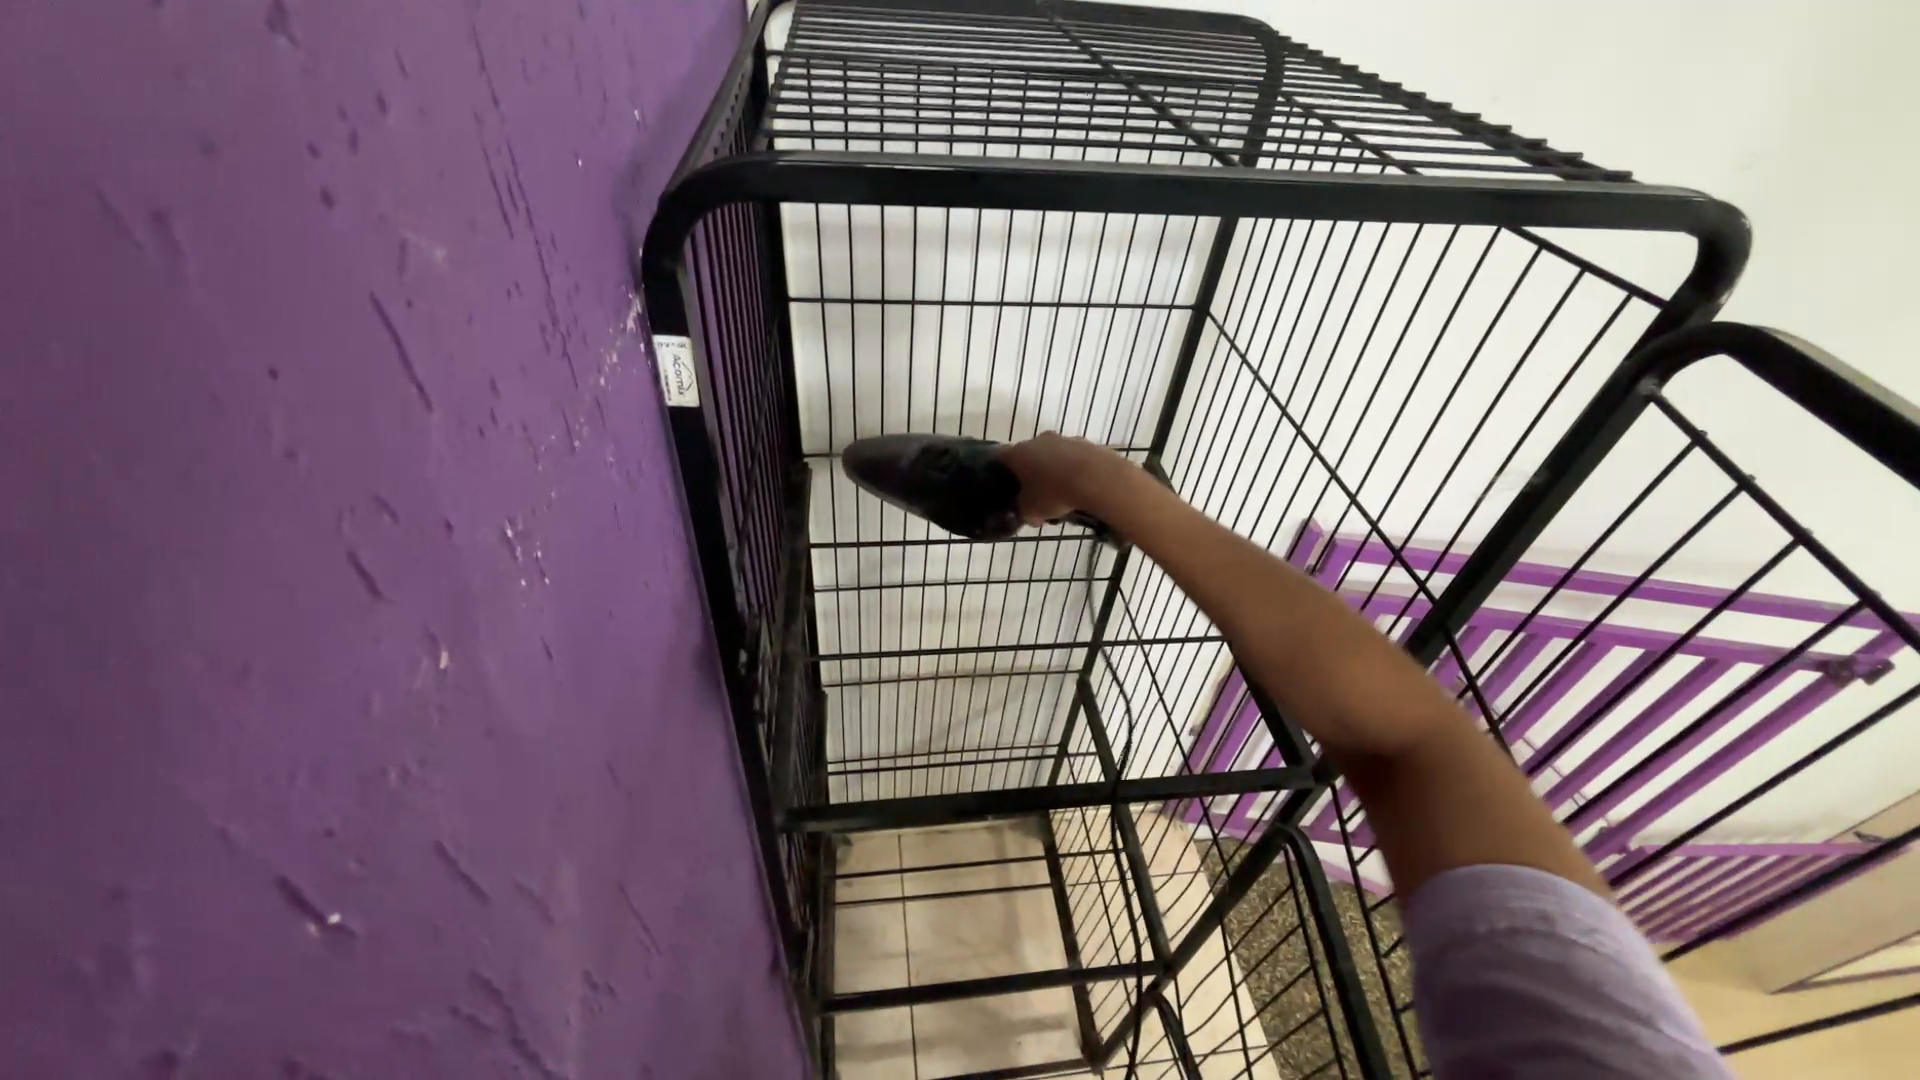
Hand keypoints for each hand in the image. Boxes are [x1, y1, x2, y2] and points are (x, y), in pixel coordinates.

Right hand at [998, 432, 1136, 524]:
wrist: (1097, 479)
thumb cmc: (1054, 493)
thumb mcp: (1031, 511)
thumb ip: (1024, 511)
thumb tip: (1029, 513)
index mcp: (1019, 453)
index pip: (1001, 458)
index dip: (1003, 472)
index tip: (1009, 486)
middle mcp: (1040, 440)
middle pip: (1030, 455)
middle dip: (1032, 473)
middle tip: (1038, 495)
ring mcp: (1066, 439)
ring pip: (1055, 456)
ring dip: (1056, 471)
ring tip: (1065, 494)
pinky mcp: (1088, 444)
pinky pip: (1076, 460)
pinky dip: (1076, 471)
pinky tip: (1083, 488)